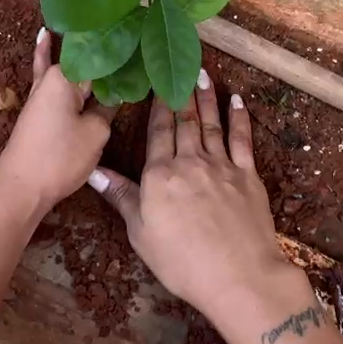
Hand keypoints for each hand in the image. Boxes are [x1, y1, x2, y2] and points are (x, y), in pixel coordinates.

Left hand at [0, 28, 114, 221]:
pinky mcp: (38, 108)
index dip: (121, 55)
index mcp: (64, 75)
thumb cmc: (59, 157)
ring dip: (86, 59)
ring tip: (108, 34)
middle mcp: (50, 77)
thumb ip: (108, 107)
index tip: (141, 45)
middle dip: (105, 54)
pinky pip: (53, 78)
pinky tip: (45, 36)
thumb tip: (119, 90)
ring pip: (70, 70)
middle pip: (84, 61)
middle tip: (133, 41)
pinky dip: (49, 57)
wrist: (21, 189)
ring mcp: (41, 92)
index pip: (99, 57)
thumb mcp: (95, 132)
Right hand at [89, 71, 301, 319]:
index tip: (156, 82)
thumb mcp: (141, 234)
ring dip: (206, 98)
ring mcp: (222, 166)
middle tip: (181, 68)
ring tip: (203, 74)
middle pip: (184, 121)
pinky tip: (236, 101)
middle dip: (181, 94)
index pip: (158, 131)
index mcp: (160, 175)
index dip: (157, 105)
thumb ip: (122, 197)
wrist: (239, 276)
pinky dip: (238, 118)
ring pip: (211, 124)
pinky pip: (241, 139)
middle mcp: (190, 162)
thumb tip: (94, 171)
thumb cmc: (182, 262)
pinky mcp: (248, 176)